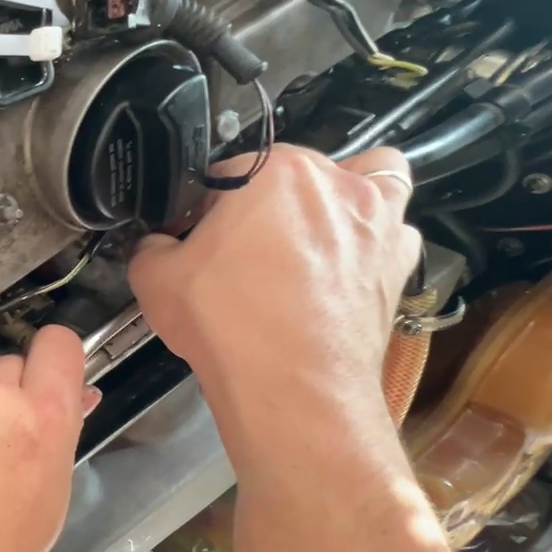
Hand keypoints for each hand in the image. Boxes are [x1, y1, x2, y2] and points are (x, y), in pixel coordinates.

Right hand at [128, 144, 421, 415]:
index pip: (222, 172)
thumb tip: (160, 245)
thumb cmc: (224, 319)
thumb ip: (151, 246)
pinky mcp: (400, 261)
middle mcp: (335, 183)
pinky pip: (388, 230)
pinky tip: (334, 267)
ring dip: (337, 197)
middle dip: (262, 200)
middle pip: (292, 171)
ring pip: (368, 179)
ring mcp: (379, 220)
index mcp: (272, 172)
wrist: (290, 380)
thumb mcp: (152, 276)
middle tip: (235, 243)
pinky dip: (364, 238)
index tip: (188, 237)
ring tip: (303, 235)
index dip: (197, 207)